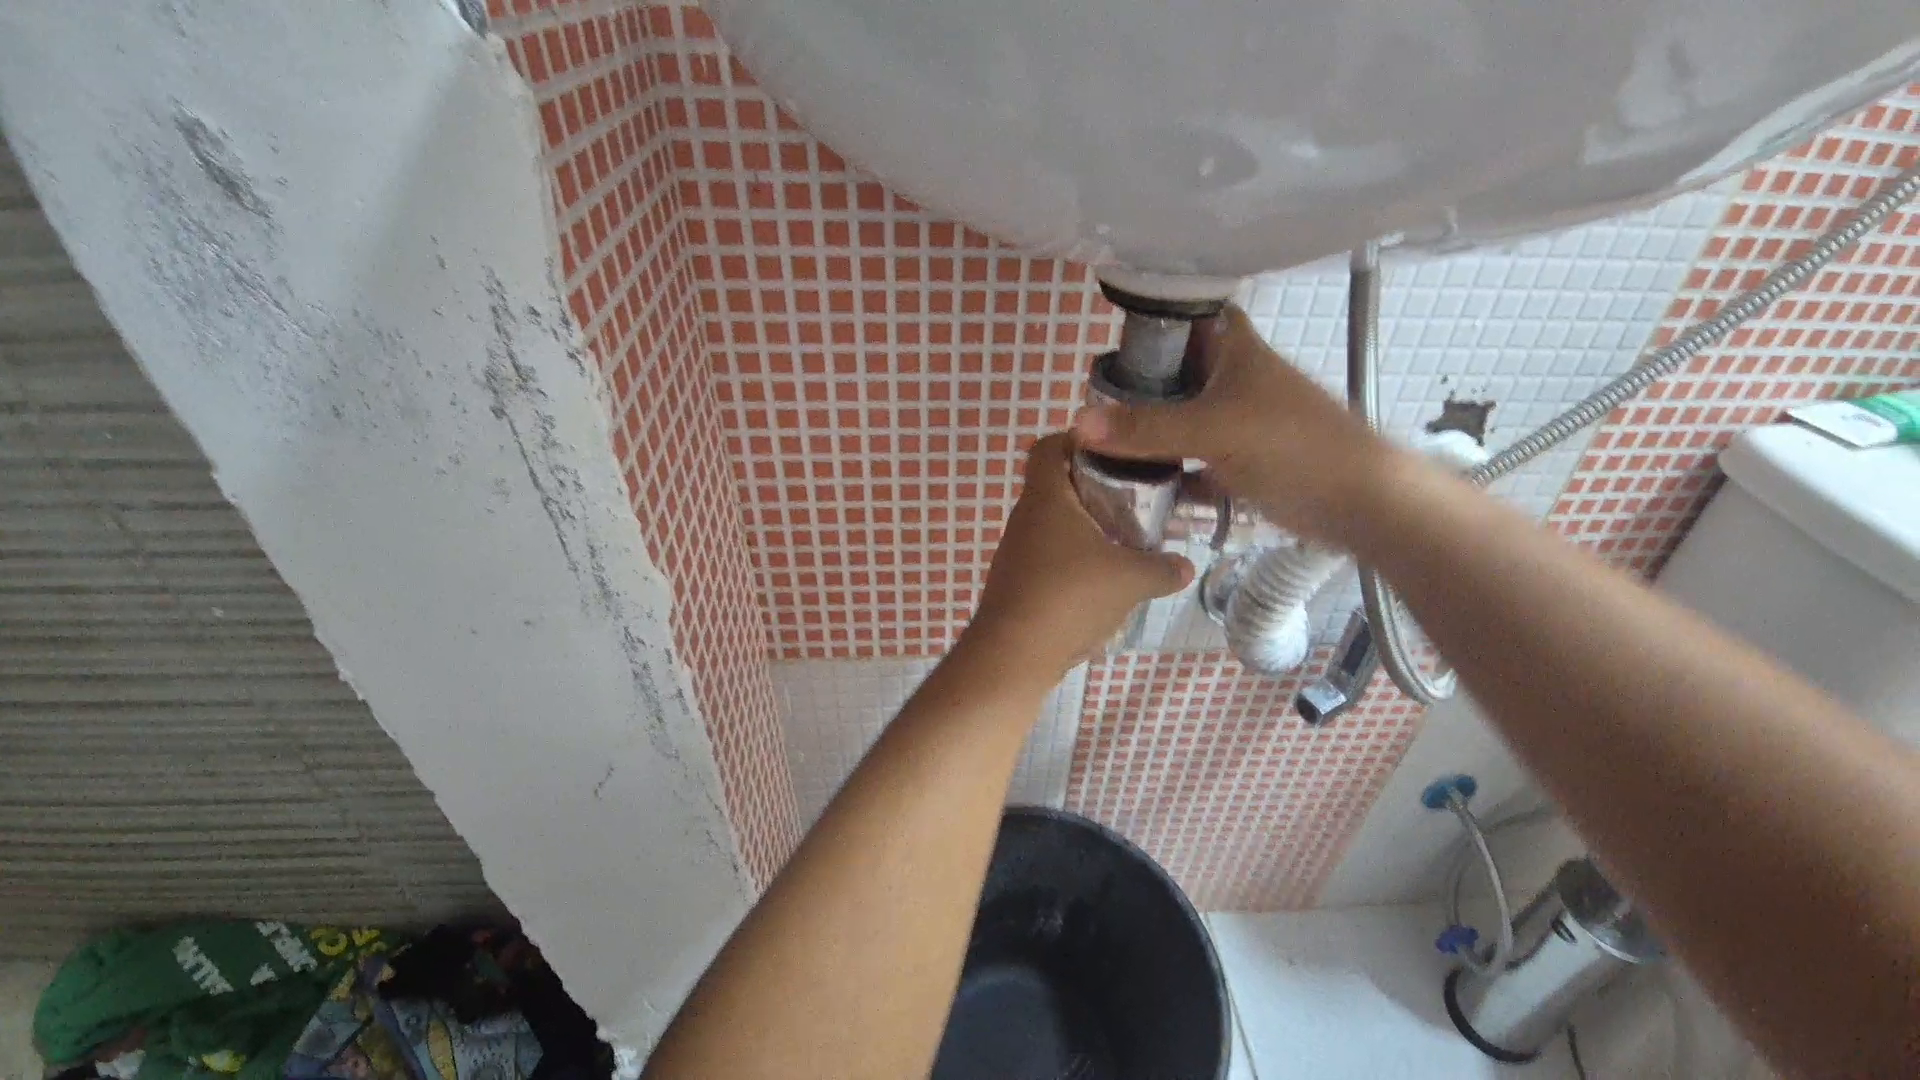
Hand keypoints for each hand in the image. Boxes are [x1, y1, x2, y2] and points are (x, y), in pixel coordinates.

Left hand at [964, 433, 1192, 678]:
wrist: (1014, 654)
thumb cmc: (1070, 597)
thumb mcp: (1131, 579)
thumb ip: (1163, 567)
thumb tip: (1187, 565)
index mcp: (1045, 498)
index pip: (1049, 446)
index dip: (1078, 439)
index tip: (1116, 451)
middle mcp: (1024, 518)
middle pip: (1056, 485)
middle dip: (1094, 488)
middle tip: (1134, 498)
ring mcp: (1016, 552)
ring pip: (1053, 525)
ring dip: (1085, 529)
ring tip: (1124, 540)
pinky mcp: (1016, 583)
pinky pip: (1047, 558)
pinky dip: (1072, 562)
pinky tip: (1101, 581)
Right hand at [1073, 304, 1404, 545]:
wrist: (1355, 501)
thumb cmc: (1291, 444)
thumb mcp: (1213, 429)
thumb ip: (1146, 428)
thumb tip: (1076, 423)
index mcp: (1230, 348)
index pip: (1179, 319)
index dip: (1144, 326)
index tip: (1101, 348)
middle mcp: (1228, 379)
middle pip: (1168, 375)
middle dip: (1129, 390)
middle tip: (1084, 405)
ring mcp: (1231, 423)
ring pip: (1174, 420)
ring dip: (1142, 433)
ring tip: (1094, 445)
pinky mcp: (1232, 463)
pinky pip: (1184, 462)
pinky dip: (1161, 472)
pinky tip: (1125, 483)